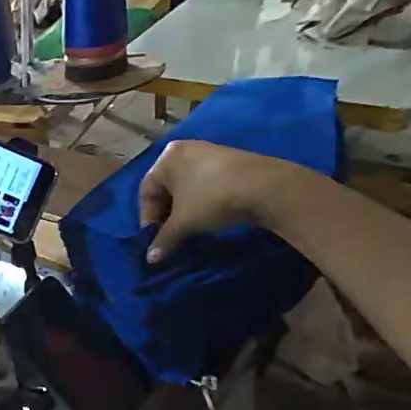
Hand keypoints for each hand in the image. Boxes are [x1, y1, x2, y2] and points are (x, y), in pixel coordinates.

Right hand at [137, 141, 301, 261]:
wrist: (264, 186)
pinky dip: (199, 202)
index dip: (147, 218)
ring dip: (183, 210)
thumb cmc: (212, 198)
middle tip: (170, 236)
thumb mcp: (184, 222)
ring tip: (189, 229)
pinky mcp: (227, 161)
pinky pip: (203, 183)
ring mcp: (208, 153)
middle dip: (165, 215)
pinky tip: (207, 216)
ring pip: (185, 187)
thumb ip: (164, 239)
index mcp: (167, 158)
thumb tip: (150, 259)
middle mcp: (184, 150)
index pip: (146, 191)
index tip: (155, 239)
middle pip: (165, 187)